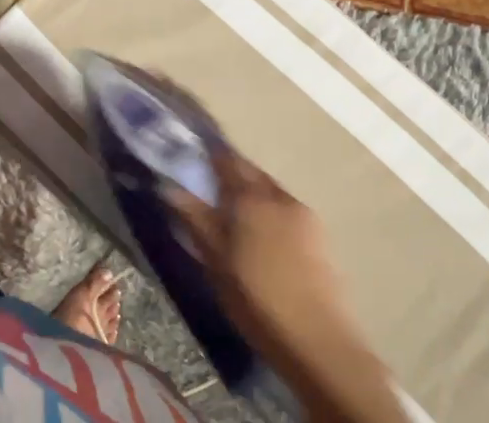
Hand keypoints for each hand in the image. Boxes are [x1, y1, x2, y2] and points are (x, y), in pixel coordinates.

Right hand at [166, 149, 344, 342]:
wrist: (318, 340)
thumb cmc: (256, 299)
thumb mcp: (215, 261)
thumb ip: (194, 219)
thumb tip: (168, 186)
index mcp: (250, 198)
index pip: (226, 159)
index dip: (209, 150)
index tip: (193, 147)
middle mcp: (279, 196)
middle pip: (251, 170)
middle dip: (230, 169)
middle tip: (208, 180)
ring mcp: (304, 214)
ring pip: (270, 189)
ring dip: (251, 190)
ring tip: (233, 209)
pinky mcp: (320, 235)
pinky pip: (286, 207)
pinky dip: (269, 208)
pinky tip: (261, 231)